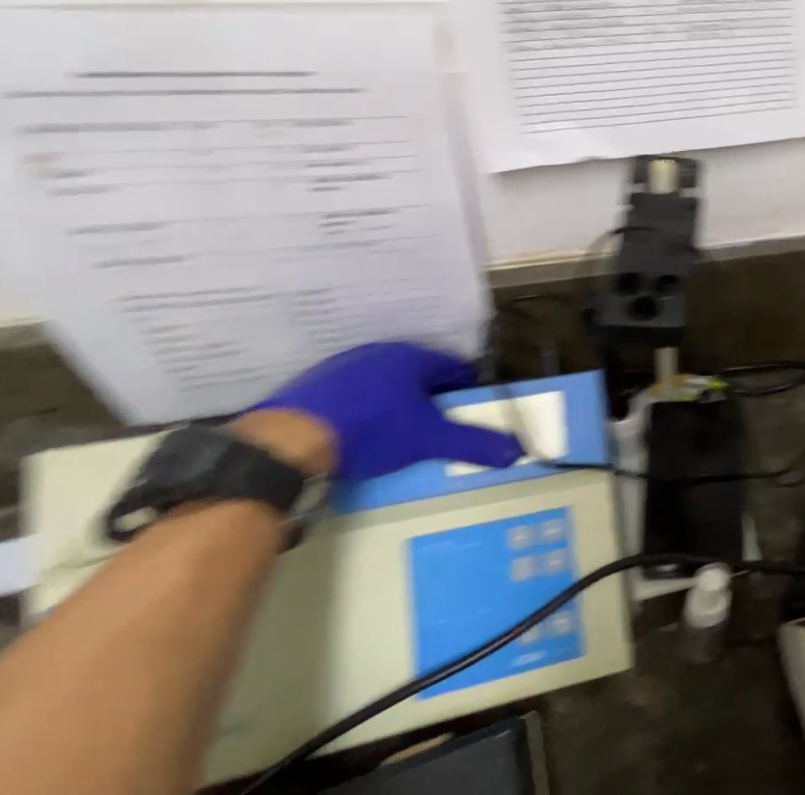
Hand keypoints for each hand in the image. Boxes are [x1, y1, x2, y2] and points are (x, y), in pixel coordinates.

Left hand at [249, 342, 523, 480]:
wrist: (287, 441)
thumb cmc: (371, 431)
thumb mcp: (429, 440)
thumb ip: (473, 443)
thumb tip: (517, 451)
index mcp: (411, 356)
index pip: (454, 367)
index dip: (465, 392)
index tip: (467, 416)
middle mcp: (377, 353)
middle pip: (418, 375)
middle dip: (431, 400)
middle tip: (437, 430)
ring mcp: (341, 368)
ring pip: (385, 384)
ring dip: (397, 405)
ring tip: (400, 436)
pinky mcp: (312, 387)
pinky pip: (353, 395)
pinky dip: (365, 411)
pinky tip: (361, 436)